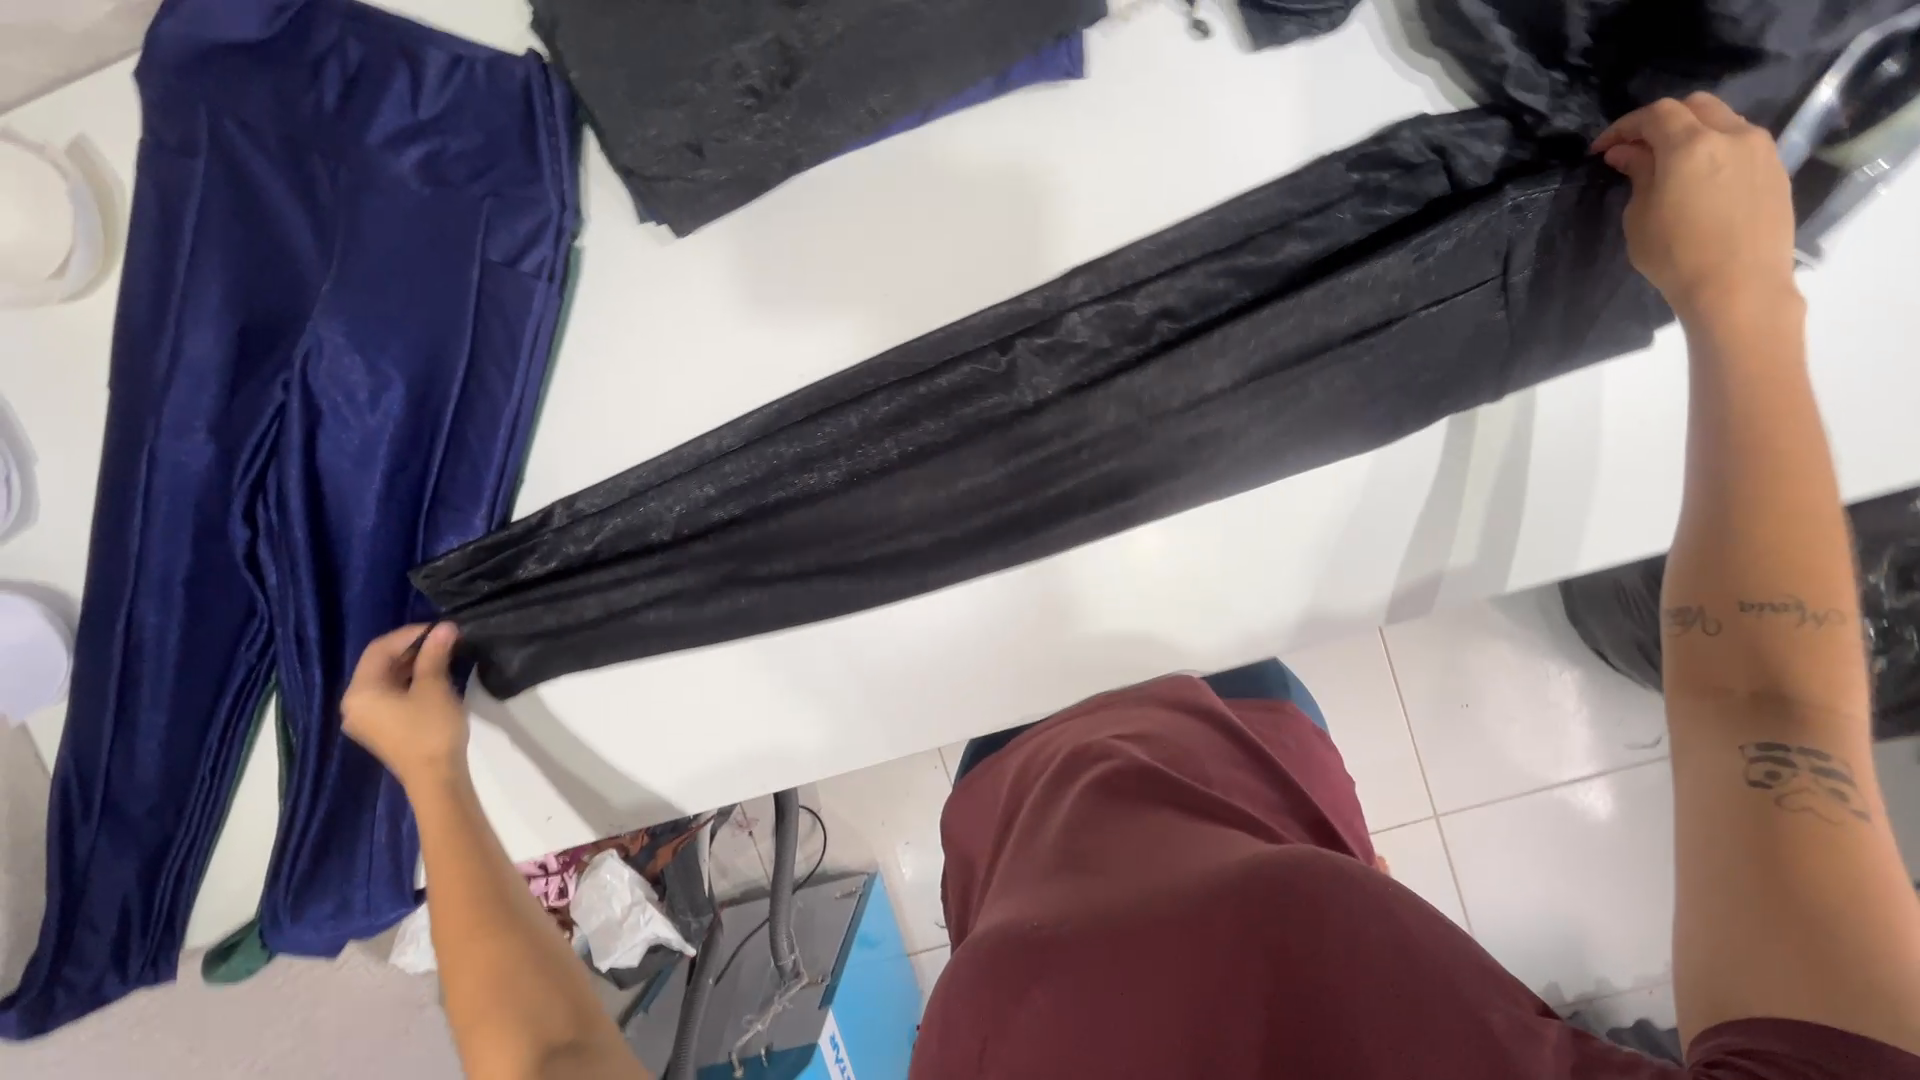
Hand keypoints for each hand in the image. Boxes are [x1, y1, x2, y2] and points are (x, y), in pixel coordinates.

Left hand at [342, 623, 469, 790]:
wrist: (436, 777)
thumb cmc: (431, 730)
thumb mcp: (434, 687)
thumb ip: (435, 654)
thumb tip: (444, 627)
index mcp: (360, 692)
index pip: (379, 649)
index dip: (410, 634)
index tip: (441, 628)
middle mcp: (355, 704)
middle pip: (380, 664)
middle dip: (413, 648)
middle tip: (445, 640)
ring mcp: (367, 718)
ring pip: (388, 680)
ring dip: (414, 664)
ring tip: (444, 655)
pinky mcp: (382, 728)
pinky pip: (392, 695)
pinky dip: (411, 682)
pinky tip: (435, 677)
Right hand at [1592, 93, 1799, 323]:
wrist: (1738, 283)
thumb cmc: (1675, 254)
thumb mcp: (1640, 216)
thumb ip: (1639, 175)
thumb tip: (1628, 153)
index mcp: (1691, 146)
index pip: (1656, 115)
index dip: (1623, 127)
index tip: (1602, 150)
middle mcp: (1731, 135)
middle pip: (1695, 106)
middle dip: (1660, 121)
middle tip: (1634, 150)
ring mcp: (1760, 148)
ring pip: (1721, 120)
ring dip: (1690, 132)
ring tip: (1666, 163)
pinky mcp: (1775, 167)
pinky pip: (1740, 142)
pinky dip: (1713, 147)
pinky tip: (1697, 176)